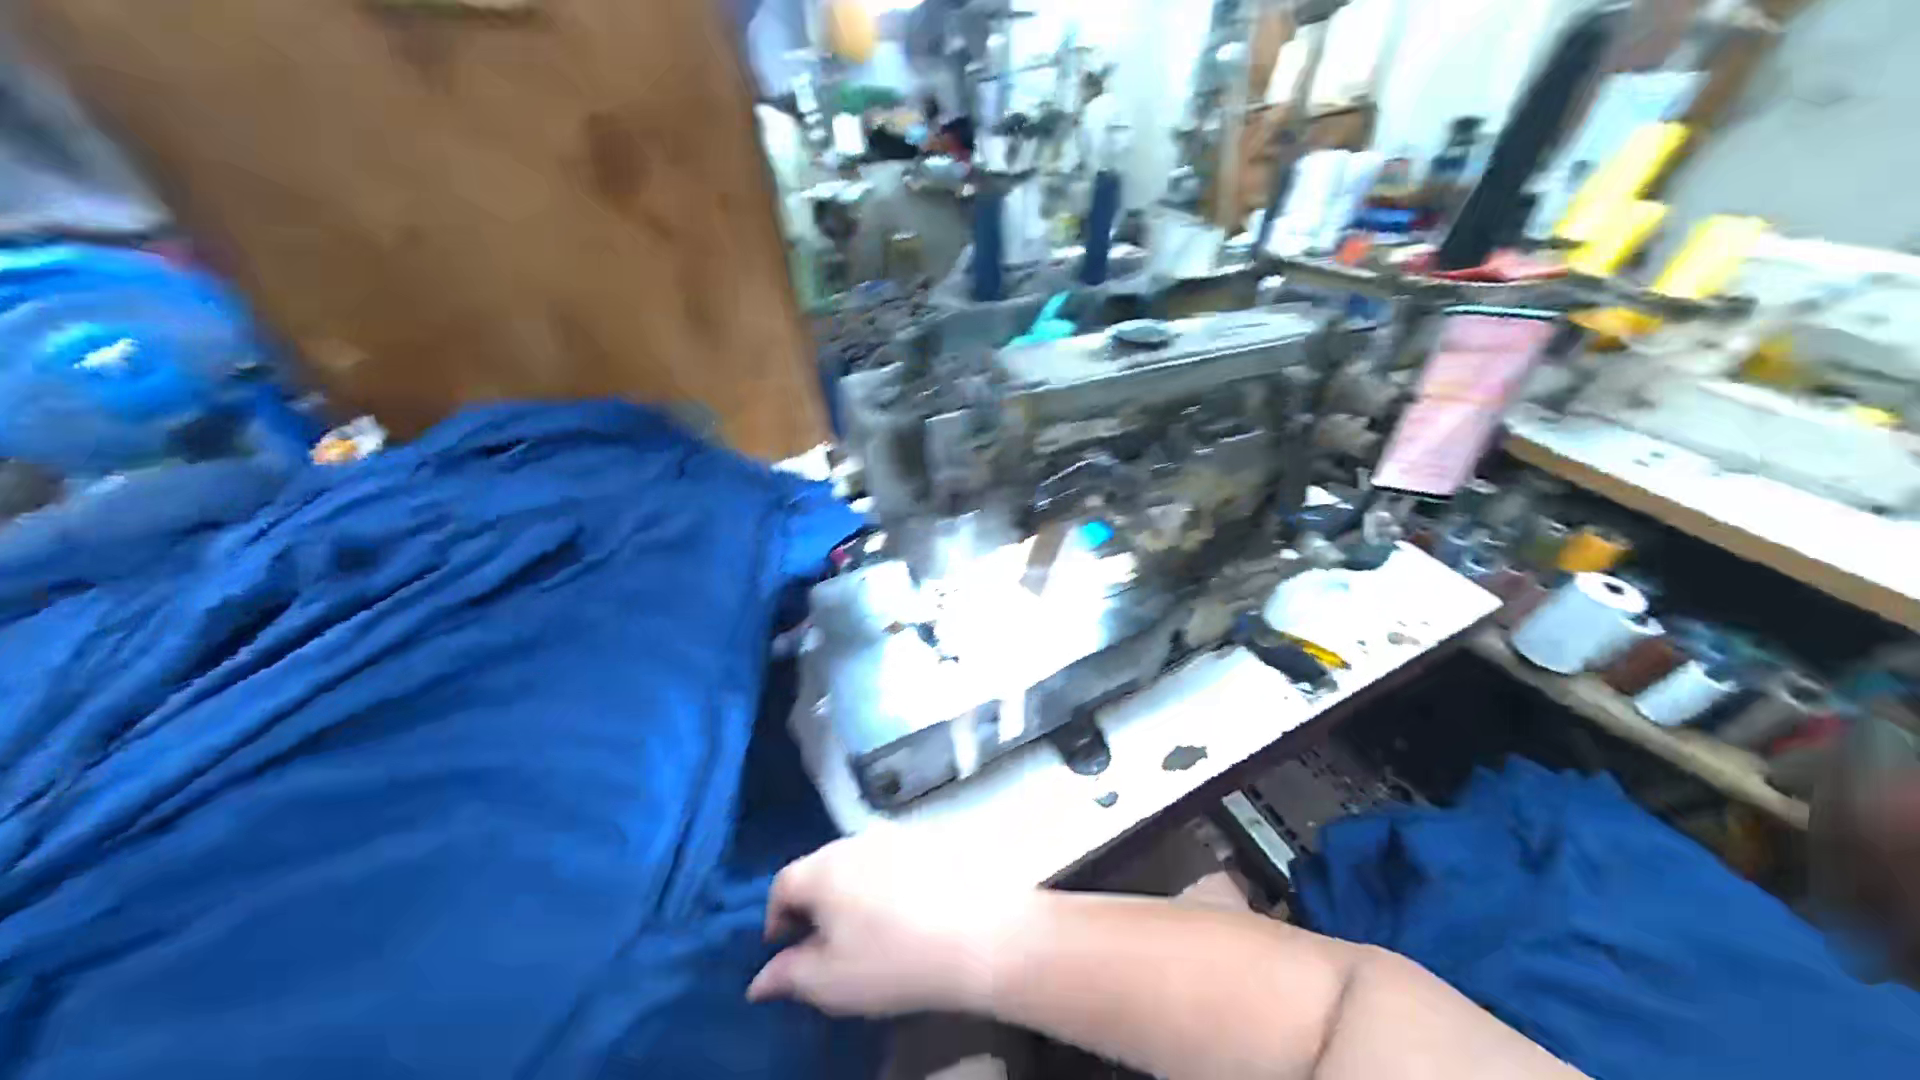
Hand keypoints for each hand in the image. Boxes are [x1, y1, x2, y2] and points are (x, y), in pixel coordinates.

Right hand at [746, 832, 1037, 1016]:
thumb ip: (787, 976)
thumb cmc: (893, 960)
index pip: (782, 884)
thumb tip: (758, 980)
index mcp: (823, 868)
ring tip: (869, 926)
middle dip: (815, 902)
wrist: (981, 933)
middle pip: (820, 867)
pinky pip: (894, 857)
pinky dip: (888, 880)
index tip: (785, 947)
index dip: (775, 918)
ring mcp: (897, 833)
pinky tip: (907, 909)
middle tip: (826, 940)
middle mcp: (855, 839)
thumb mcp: (830, 982)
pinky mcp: (931, 837)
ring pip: (858, 860)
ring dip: (853, 889)